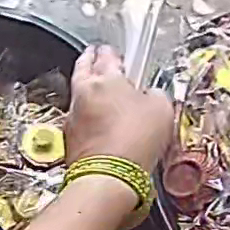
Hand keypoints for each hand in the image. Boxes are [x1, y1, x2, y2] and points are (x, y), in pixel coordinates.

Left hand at [65, 45, 174, 172]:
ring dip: (86, 91)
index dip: (111, 53)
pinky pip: (78, 121)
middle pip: (83, 70)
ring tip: (97, 92)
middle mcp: (84, 94)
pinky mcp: (68, 140)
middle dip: (89, 61)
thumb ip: (154, 95)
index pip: (107, 56)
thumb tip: (149, 95)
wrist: (107, 177)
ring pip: (78, 96)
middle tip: (93, 57)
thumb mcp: (161, 109)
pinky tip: (96, 123)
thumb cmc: (134, 140)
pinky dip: (86, 117)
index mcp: (105, 79)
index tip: (111, 52)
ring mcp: (73, 117)